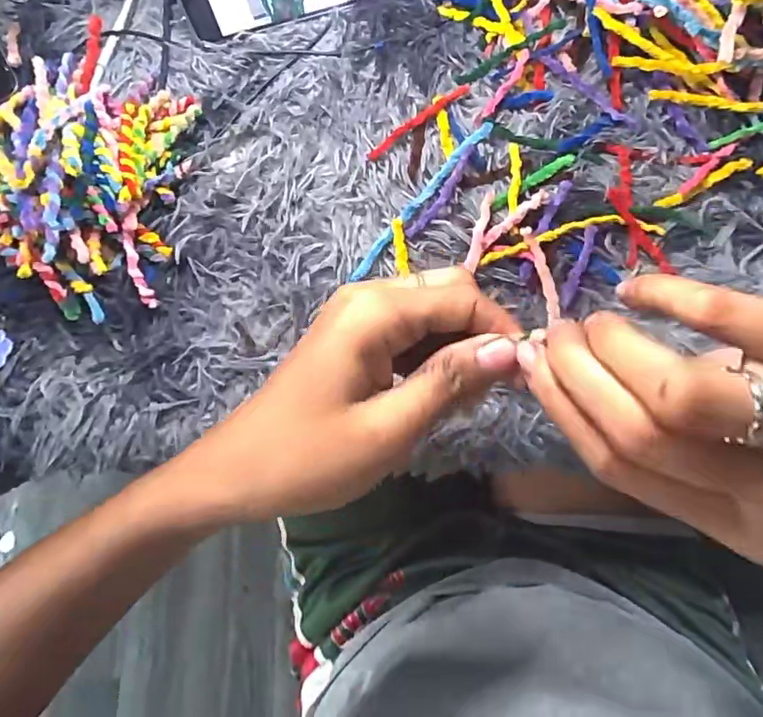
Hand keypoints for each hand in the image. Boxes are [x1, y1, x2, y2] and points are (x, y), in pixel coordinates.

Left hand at [162, 267, 528, 523]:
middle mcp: (368, 294)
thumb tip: (510, 350)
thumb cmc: (310, 457)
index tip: (524, 376)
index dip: (500, 329)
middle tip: (495, 390)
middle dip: (480, 332)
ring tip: (466, 399)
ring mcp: (358, 310)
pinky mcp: (355, 331)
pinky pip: (409, 326)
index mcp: (374, 310)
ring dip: (458, 344)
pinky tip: (436, 392)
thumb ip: (449, 383)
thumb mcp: (388, 429)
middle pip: (447, 290)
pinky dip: (433, 352)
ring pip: (431, 307)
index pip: (461, 295)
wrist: (238, 471)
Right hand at [523, 276, 762, 564]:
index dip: (567, 409)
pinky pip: (718, 315)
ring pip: (676, 391)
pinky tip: (636, 290)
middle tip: (558, 333)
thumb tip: (549, 382)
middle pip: (645, 434)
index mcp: (758, 528)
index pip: (628, 468)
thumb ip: (660, 444)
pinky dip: (662, 294)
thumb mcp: (741, 462)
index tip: (533, 365)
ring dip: (613, 343)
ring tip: (594, 318)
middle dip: (580, 373)